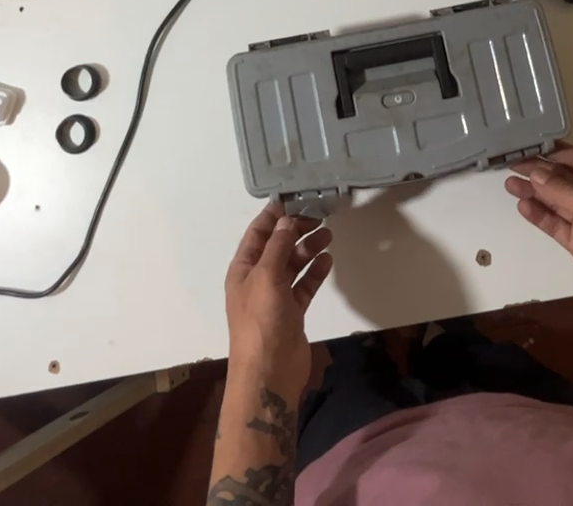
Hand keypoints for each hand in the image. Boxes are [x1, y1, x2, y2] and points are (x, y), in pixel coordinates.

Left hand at [225, 203, 333, 390]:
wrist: (268, 373)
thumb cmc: (261, 321)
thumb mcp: (266, 277)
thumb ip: (277, 247)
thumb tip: (286, 221)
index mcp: (243, 268)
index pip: (258, 233)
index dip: (274, 215)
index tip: (295, 198)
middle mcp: (258, 279)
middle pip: (278, 246)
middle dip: (296, 229)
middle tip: (319, 215)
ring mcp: (275, 296)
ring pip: (293, 264)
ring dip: (308, 248)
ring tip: (328, 234)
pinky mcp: (292, 311)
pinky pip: (304, 284)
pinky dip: (315, 272)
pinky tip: (328, 260)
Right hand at [506, 143, 572, 310]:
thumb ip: (563, 191)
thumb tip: (536, 173)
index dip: (554, 152)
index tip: (528, 147)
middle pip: (563, 180)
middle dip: (539, 172)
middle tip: (513, 166)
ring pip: (556, 201)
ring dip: (535, 193)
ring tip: (510, 185)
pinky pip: (555, 223)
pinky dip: (539, 215)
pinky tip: (523, 207)